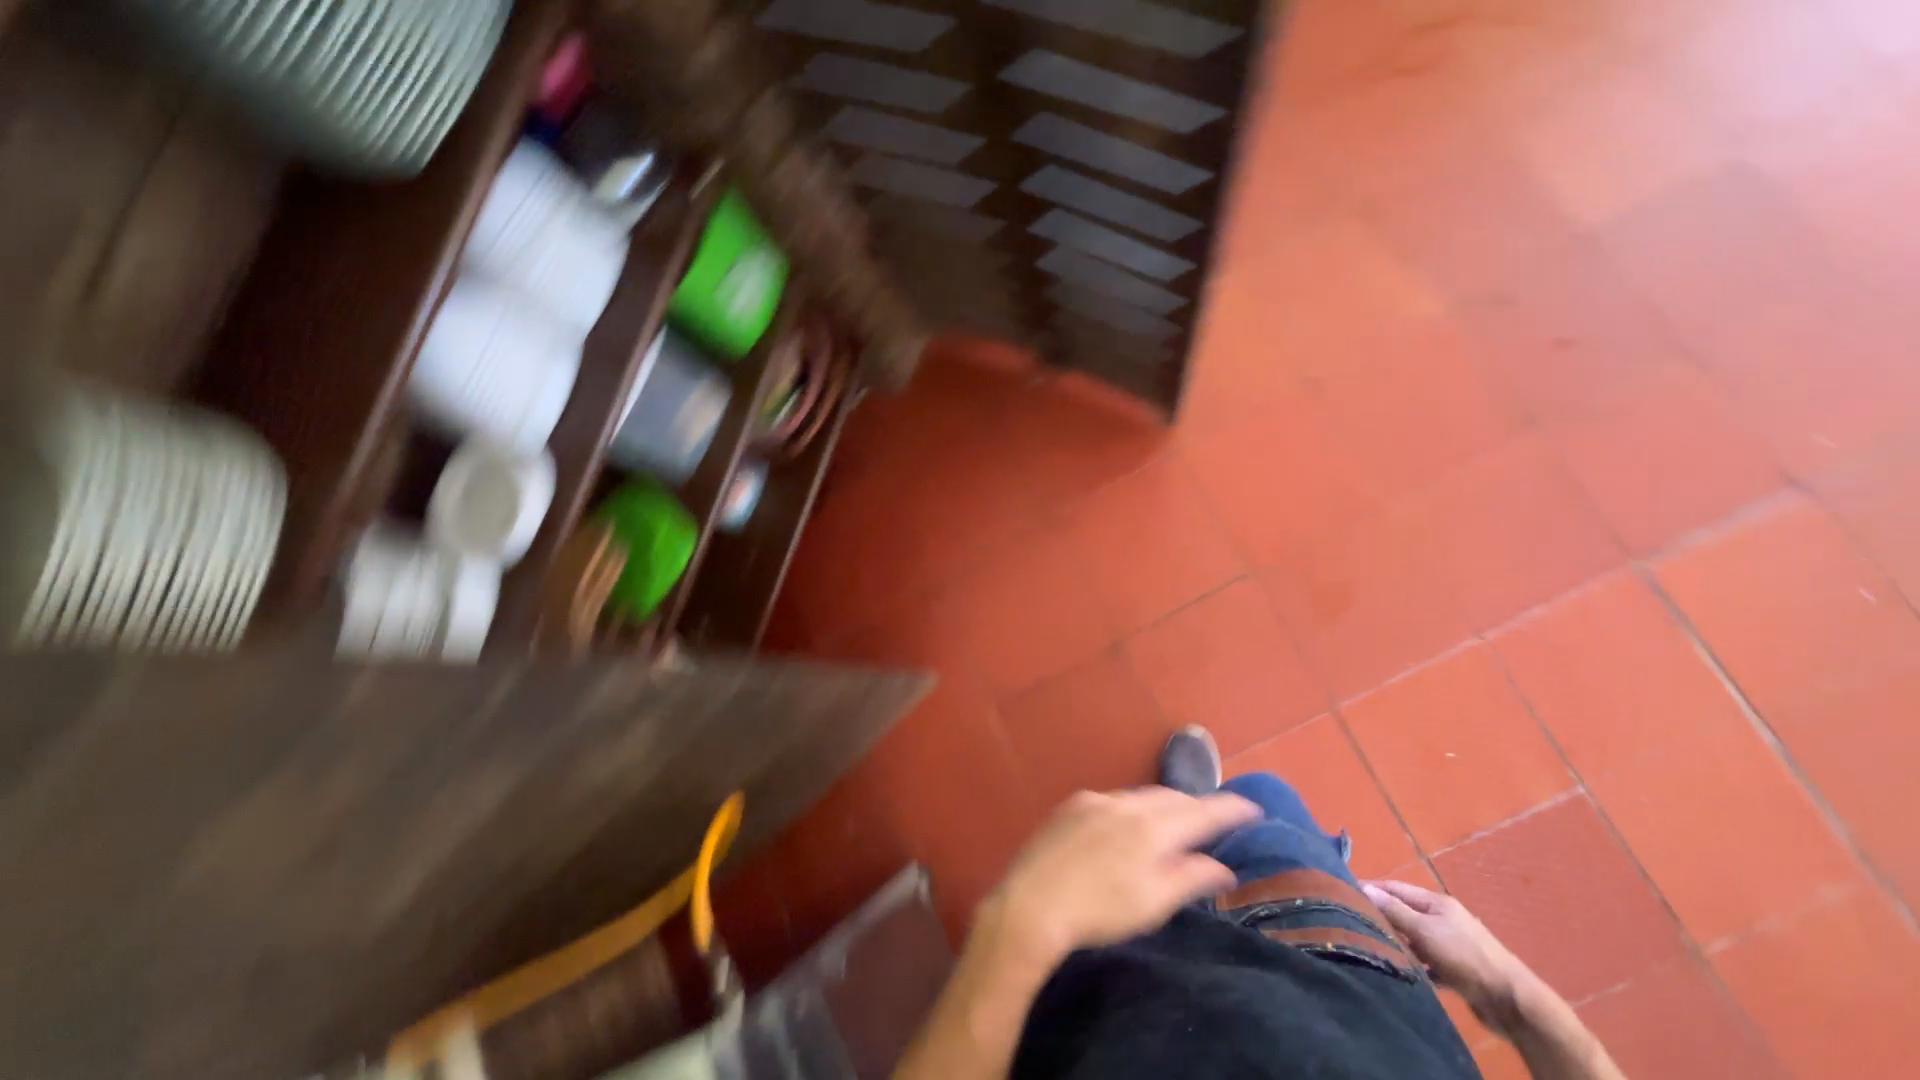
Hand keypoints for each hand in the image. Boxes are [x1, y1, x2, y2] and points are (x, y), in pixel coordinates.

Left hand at [981, 788, 1259, 964]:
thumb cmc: (1099, 911)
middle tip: (1212, 820)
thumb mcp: (1154, 903)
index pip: (1202, 811)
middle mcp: (1125, 804)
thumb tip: (1223, 867)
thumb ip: (1191, 878)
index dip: (1230, 809)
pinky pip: (1113, 800)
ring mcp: (1094, 802)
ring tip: (1172, 824)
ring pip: (1140, 796)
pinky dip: (1132, 809)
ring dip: (1162, 806)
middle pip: (1171, 797)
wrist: (1031, 905)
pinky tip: (1127, 828)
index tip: (1252, 808)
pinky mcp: (1069, 807)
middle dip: (1195, 806)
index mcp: (1152, 827)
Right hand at [1362, 879, 1536, 1033]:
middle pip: (1404, 913)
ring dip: (1396, 943)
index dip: (1370, 888)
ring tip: (1369, 948)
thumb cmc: (1465, 958)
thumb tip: (1363, 886)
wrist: (1510, 1001)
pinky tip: (1399, 971)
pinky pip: (1426, 962)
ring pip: (1414, 939)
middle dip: (1380, 917)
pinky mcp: (1455, 970)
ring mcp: (1450, 944)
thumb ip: (1394, 910)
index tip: (1341, 893)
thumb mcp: (1425, 931)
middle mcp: (1443, 919)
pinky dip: (1413, 965)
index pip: (1395, 888)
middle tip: (1350, 923)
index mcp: (1437, 903)